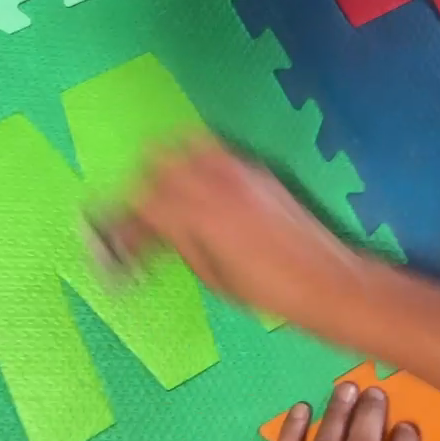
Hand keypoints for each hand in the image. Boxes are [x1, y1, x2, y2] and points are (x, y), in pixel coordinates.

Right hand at [109, 136, 367, 321]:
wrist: (326, 281)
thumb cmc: (268, 292)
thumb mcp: (211, 276)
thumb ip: (175, 245)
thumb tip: (146, 238)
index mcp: (197, 214)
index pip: (140, 203)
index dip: (120, 223)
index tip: (113, 241)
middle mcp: (214, 182)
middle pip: (156, 164)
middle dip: (140, 190)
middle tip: (138, 221)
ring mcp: (238, 170)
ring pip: (183, 148)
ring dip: (167, 170)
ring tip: (167, 200)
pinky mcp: (256, 170)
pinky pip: (214, 153)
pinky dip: (196, 165)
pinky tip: (200, 192)